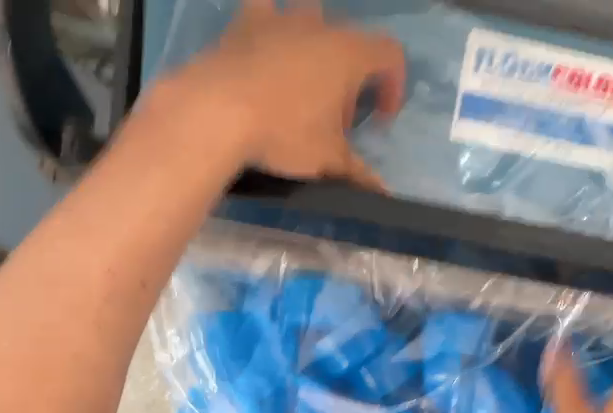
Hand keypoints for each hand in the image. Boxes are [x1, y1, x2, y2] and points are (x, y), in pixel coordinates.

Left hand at [163, 0, 405, 188]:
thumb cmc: (286, 132)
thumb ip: (358, 172)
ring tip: (301, 80)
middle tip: (334, 118)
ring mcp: (279, 19)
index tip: (380, 118)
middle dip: (349, 77)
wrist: (218, 111)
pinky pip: (262, 11)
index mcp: (349, 53)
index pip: (389, 54)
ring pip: (308, 14)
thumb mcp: (328, 160)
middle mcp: (318, 26)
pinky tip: (262, 49)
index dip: (393, 84)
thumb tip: (381, 193)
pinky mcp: (243, 24)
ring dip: (313, 42)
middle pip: (348, 41)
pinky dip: (267, 24)